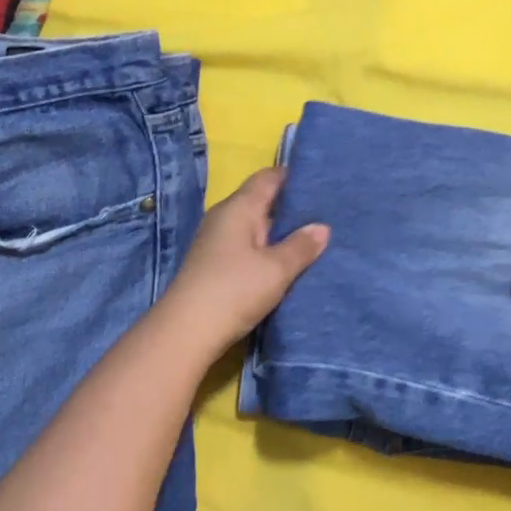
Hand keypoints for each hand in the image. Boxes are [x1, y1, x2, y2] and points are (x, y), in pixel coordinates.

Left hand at [156, 168, 328, 355]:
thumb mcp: (276, 269)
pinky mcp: (215, 264)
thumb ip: (301, 246)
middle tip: (326, 213)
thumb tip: (322, 227)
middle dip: (290, 206)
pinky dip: (267, 249)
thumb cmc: (233, 290)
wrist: (185, 333)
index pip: (268, 177)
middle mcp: (225, 216)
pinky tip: (285, 262)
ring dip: (279, 231)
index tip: (321, 183)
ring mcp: (217, 241)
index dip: (294, 177)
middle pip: (261, 200)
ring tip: (312, 237)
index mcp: (239, 207)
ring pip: (255, 225)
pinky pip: (247, 245)